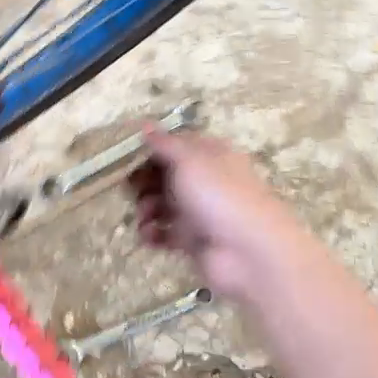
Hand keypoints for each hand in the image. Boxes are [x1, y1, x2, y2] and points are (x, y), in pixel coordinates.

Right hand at [127, 128, 323, 301]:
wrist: (250, 253)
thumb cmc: (219, 195)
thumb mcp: (190, 159)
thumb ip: (165, 144)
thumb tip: (146, 125)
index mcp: (210, 155)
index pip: (175, 146)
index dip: (151, 151)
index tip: (128, 158)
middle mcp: (206, 181)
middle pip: (165, 176)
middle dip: (144, 182)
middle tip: (131, 189)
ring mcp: (200, 212)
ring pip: (163, 205)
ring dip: (146, 208)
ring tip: (145, 216)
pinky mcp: (194, 241)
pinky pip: (166, 233)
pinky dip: (153, 234)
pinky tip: (149, 236)